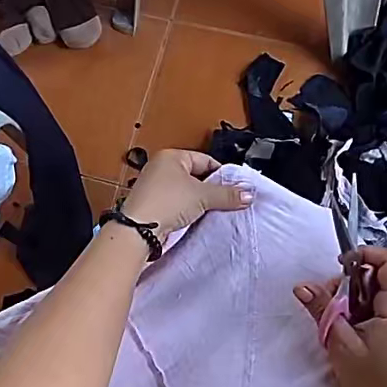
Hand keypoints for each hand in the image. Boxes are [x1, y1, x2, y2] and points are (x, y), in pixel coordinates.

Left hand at [117, 149, 251, 238]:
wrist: (139, 230)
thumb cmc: (165, 202)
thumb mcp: (203, 195)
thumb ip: (227, 194)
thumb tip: (247, 193)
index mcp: (171, 156)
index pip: (205, 160)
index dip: (221, 174)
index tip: (234, 187)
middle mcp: (161, 168)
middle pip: (196, 176)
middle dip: (211, 189)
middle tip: (225, 200)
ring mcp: (155, 187)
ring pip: (186, 192)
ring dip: (199, 202)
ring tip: (210, 211)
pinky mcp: (153, 205)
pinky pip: (177, 204)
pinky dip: (187, 211)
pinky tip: (195, 219)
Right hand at [294, 247, 386, 386]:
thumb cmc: (374, 383)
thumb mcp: (341, 345)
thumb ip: (323, 310)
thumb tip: (302, 287)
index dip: (365, 254)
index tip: (341, 267)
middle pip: (384, 273)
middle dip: (354, 280)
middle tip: (332, 301)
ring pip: (385, 288)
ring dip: (359, 295)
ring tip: (341, 318)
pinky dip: (369, 308)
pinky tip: (355, 327)